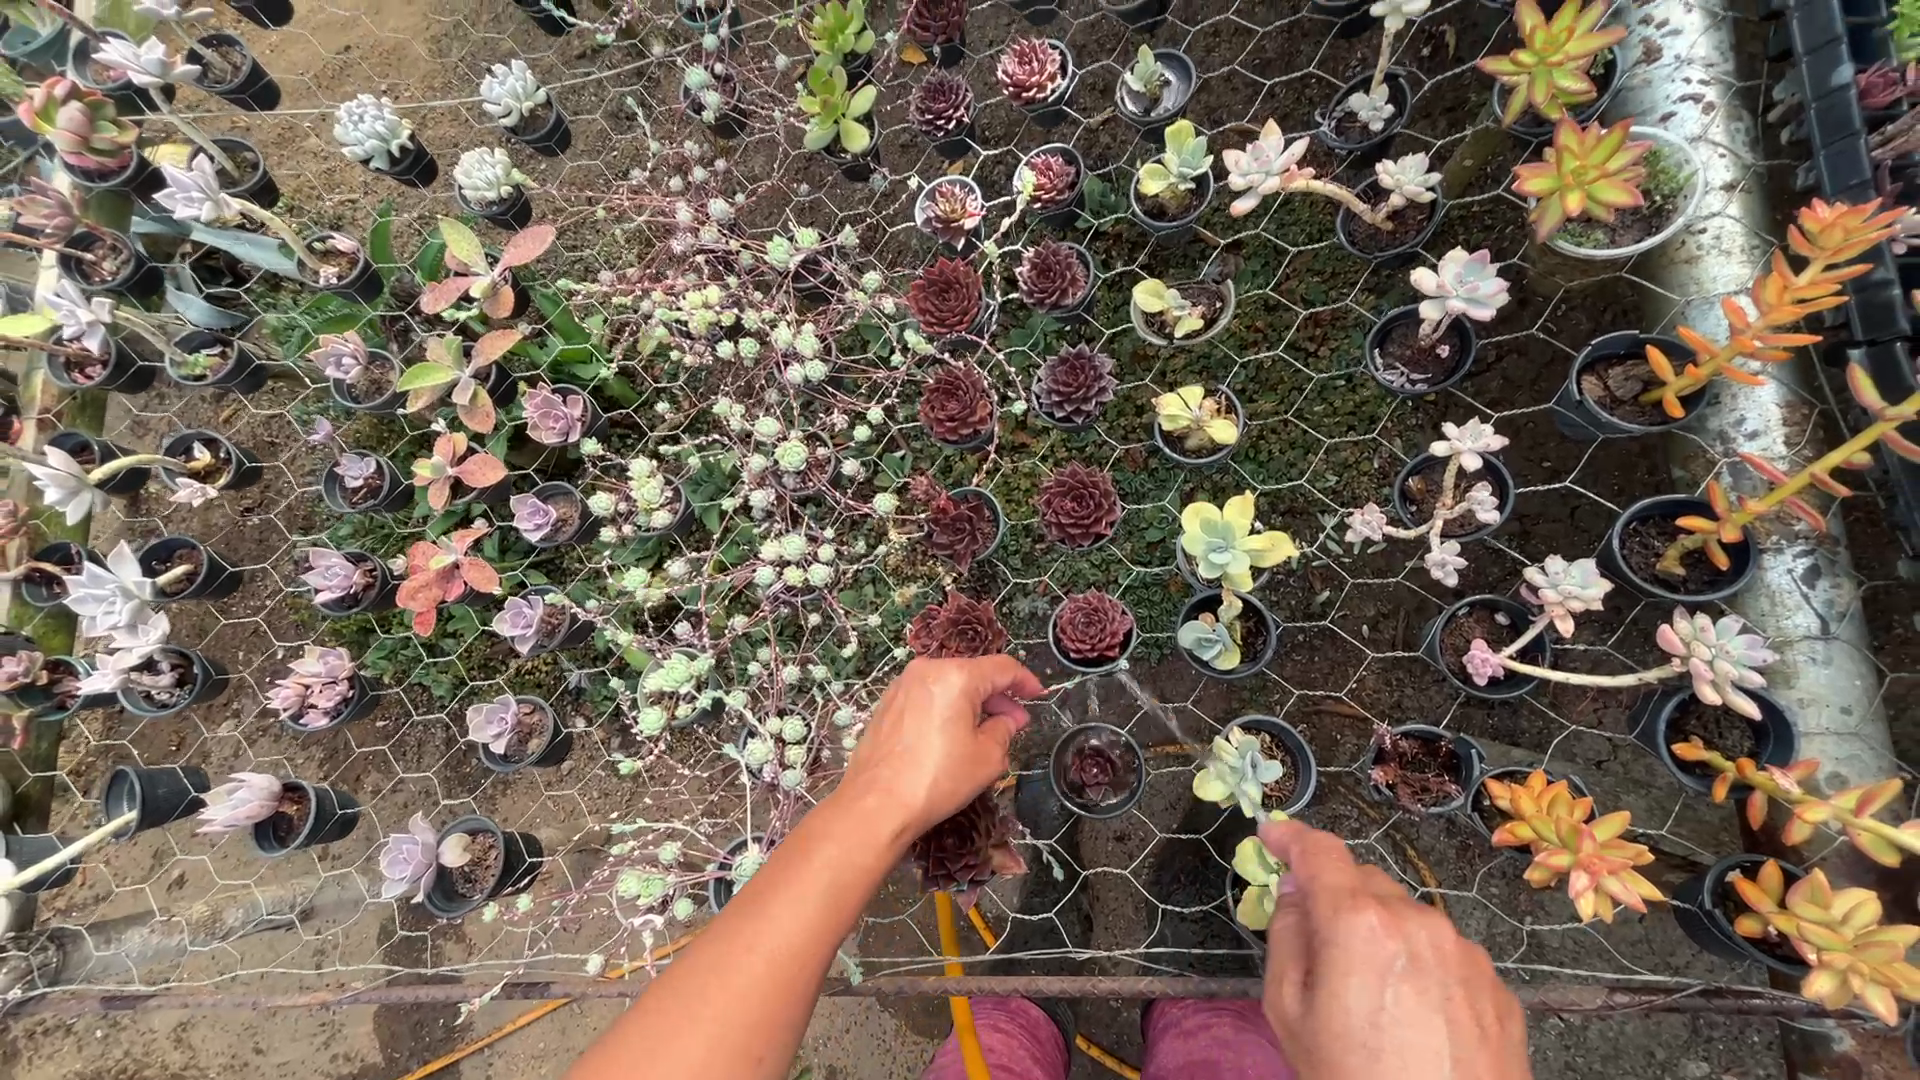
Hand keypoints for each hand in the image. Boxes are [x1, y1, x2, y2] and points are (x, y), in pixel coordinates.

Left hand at [837, 656, 1043, 845]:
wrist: (875, 804)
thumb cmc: (937, 778)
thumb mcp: (987, 758)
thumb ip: (1004, 730)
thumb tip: (1007, 719)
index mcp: (955, 676)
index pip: (1002, 667)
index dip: (1025, 680)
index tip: (1039, 695)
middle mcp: (927, 670)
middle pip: (974, 674)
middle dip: (998, 697)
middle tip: (1015, 723)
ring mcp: (903, 685)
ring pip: (950, 685)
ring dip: (973, 703)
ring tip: (987, 733)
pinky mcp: (888, 703)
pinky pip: (929, 696)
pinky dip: (948, 708)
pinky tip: (955, 735)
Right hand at [1257, 820, 1531, 1079]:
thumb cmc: (1348, 1077)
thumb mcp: (1288, 1009)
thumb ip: (1286, 934)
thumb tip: (1296, 892)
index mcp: (1358, 921)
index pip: (1320, 852)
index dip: (1290, 836)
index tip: (1271, 834)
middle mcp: (1416, 920)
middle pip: (1364, 881)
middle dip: (1336, 894)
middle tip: (1320, 937)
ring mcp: (1465, 953)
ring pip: (1407, 915)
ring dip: (1382, 928)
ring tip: (1375, 989)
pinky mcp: (1498, 988)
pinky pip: (1446, 952)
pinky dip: (1421, 961)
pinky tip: (1417, 1012)